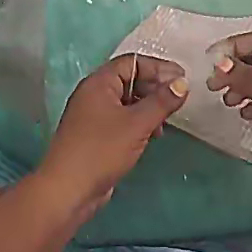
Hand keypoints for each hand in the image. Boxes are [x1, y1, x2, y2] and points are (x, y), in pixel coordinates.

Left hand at [36, 54, 188, 209]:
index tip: (182, 79)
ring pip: (126, 101)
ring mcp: (93, 115)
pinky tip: (151, 135)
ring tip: (166, 122)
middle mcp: (93, 94)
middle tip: (178, 100)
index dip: (158, 67)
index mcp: (99, 83)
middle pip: (129, 80)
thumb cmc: (101, 150)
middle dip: (154, 88)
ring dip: (148, 107)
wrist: (69, 189)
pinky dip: (138, 122)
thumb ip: (162, 101)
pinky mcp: (96, 135)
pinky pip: (121, 119)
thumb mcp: (137, 124)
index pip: (131, 62)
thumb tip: (182, 83)